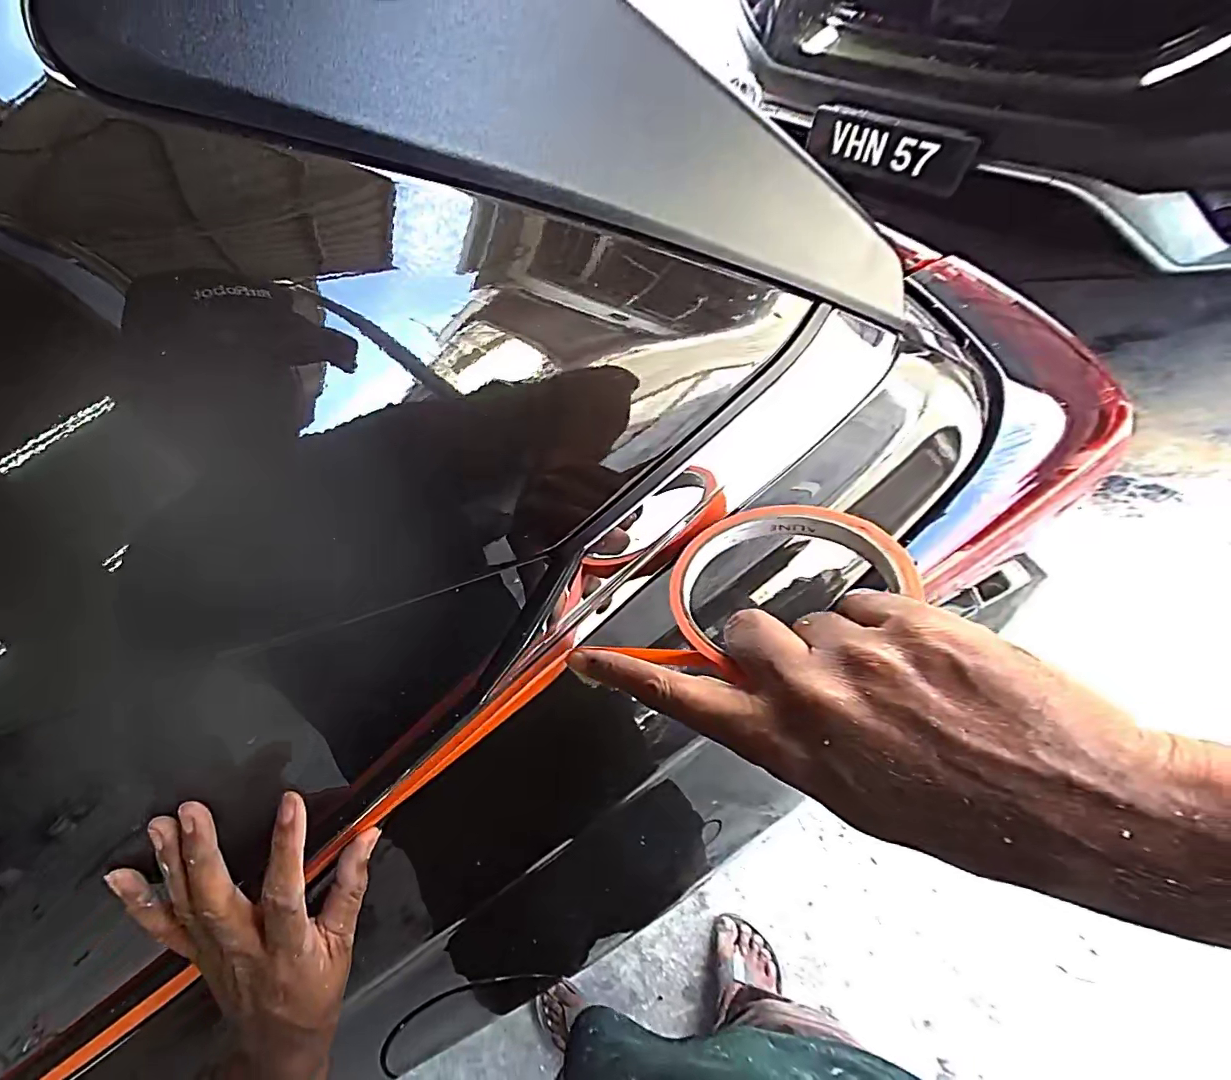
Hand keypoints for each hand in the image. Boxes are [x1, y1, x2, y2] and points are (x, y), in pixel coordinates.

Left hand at [105, 795, 381, 1079]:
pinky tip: (119, 876)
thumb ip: (351, 885)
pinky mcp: (191, 950)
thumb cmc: (312, 991)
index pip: (287, 894)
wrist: (278, 1042)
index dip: (288, 848)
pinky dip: (136, 902)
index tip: (290, 805)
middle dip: (202, 854)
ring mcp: (211, 950)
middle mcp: (243, 947)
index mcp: (287, 946)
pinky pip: (159, 927)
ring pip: (185, 907)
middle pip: (218, 901)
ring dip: (169, 864)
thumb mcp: (342, 943)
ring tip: (160, 826)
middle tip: (192, 812)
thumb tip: (366, 837)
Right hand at [567, 591, 1171, 898]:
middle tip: (813, 669)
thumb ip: (780, 738)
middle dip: (767, 644)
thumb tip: (753, 702)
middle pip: (743, 631)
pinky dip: (891, 626)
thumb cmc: (962, 815)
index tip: (587, 659)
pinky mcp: (911, 623)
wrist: (1091, 807)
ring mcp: (857, 654)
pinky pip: (869, 604)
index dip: (624, 674)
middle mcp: (805, 692)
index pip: (676, 697)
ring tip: (898, 681)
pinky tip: (929, 663)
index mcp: (781, 742)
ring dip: (843, 642)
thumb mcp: (843, 792)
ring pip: (814, 619)